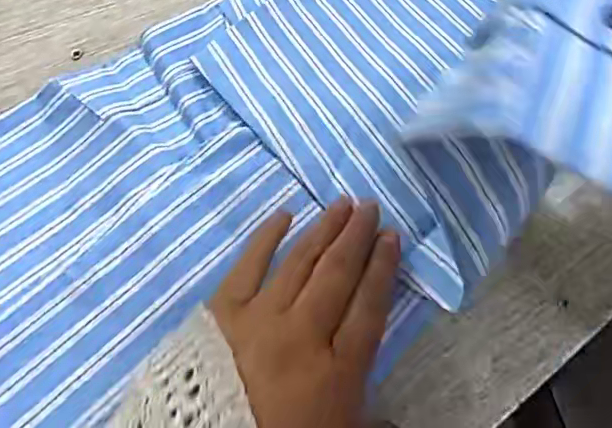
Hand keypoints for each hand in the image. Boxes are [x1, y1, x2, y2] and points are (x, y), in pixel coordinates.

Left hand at [210, 199, 400, 427]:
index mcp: (334, 374)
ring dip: (325, 228)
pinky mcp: (218, 318)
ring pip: (301, 262)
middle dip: (358, 235)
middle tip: (371, 206)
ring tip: (342, 204)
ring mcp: (258, 323)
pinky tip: (284, 215)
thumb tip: (393, 414)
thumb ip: (366, 416)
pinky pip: (248, 266)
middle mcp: (302, 338)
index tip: (392, 236)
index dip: (383, 266)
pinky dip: (267, 237)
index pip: (370, 305)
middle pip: (339, 273)